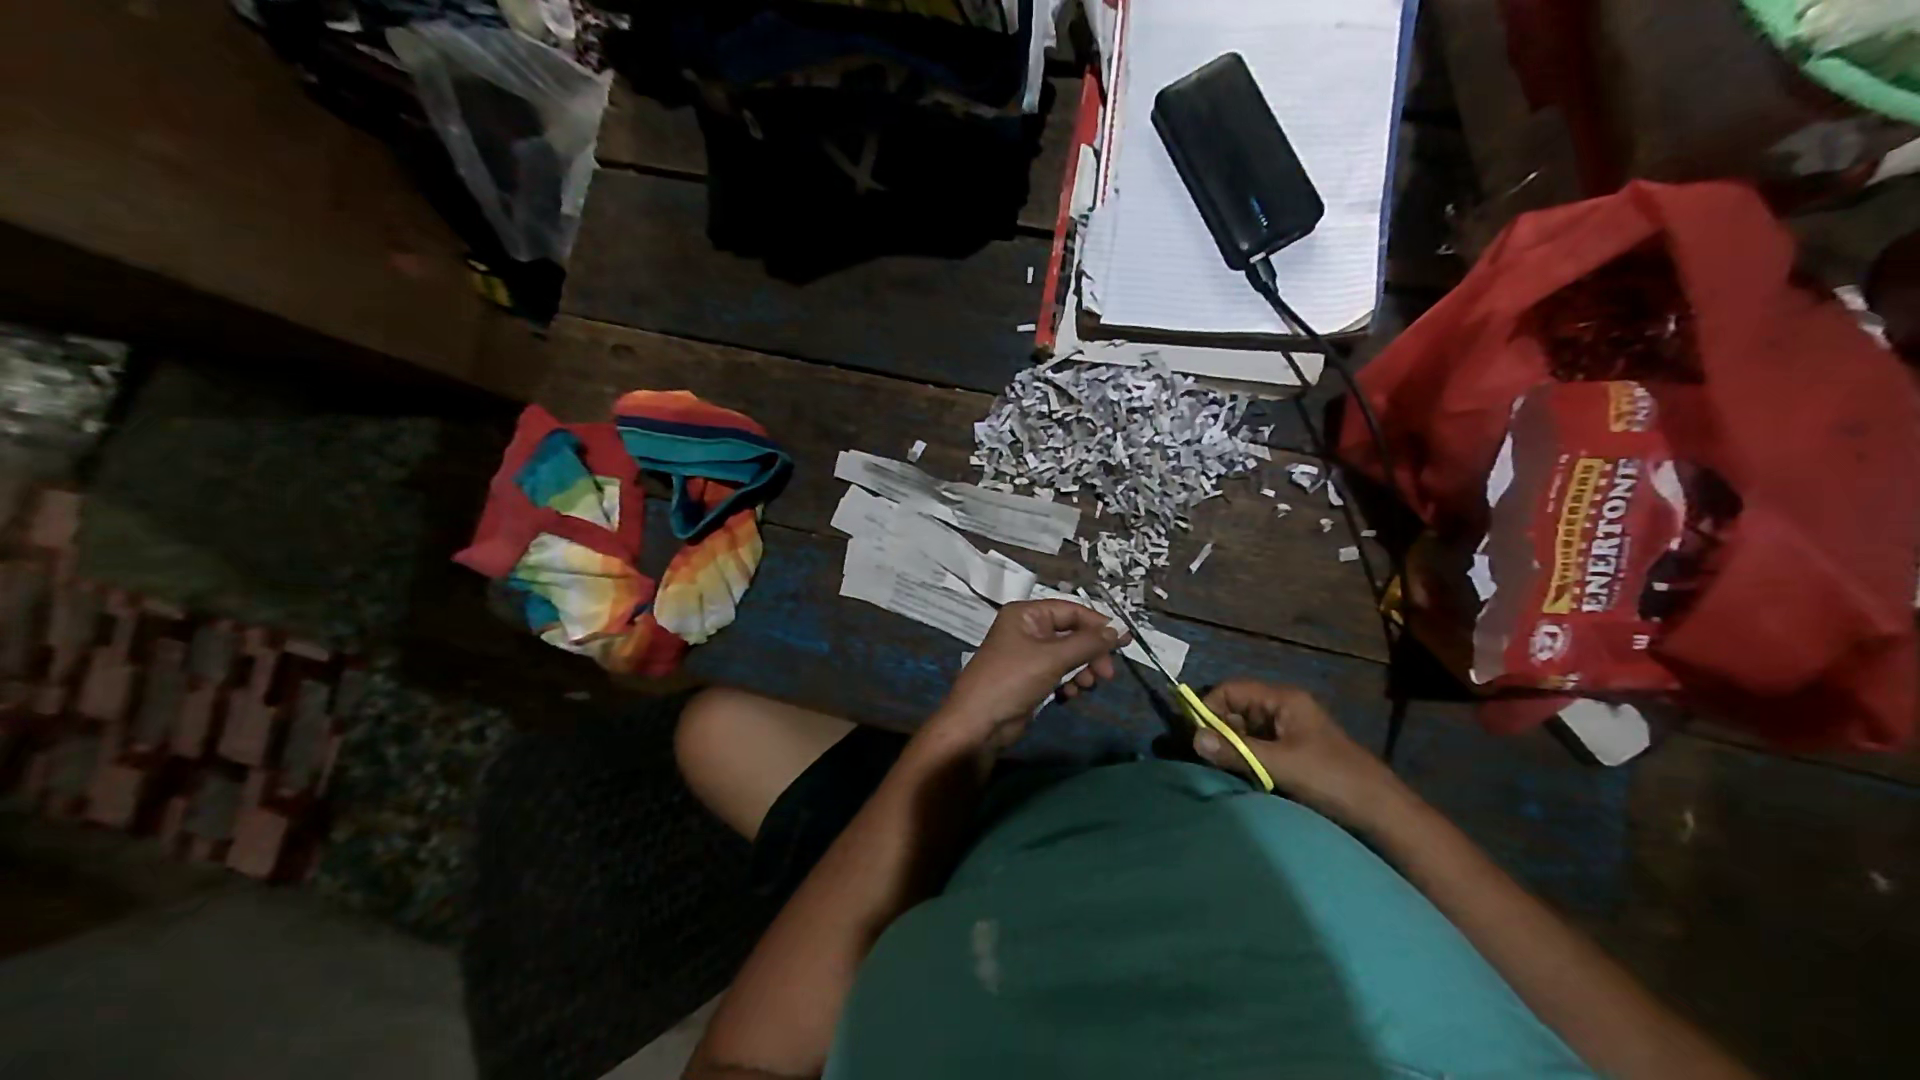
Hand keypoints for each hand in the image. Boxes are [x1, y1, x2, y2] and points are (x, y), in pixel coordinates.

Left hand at [927, 599, 1127, 753]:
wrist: (979, 723)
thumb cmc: (1012, 680)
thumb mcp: (1052, 658)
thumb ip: (1087, 643)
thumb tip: (1117, 630)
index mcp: (1026, 614)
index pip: (1071, 610)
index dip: (1098, 624)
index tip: (1125, 640)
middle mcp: (1027, 629)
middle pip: (1072, 634)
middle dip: (1091, 653)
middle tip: (1107, 673)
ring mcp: (1028, 655)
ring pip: (1068, 656)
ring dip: (1082, 669)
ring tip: (1087, 685)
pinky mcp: (1030, 678)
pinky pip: (1059, 673)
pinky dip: (1069, 682)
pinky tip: (1071, 694)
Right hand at [1191, 680, 1411, 829]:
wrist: (1382, 812)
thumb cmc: (1332, 779)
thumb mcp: (1280, 764)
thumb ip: (1236, 751)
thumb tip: (1193, 738)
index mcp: (1283, 699)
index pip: (1231, 689)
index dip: (1210, 707)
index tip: (1198, 736)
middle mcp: (1284, 708)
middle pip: (1236, 707)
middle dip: (1220, 729)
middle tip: (1210, 755)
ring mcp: (1289, 730)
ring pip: (1245, 729)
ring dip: (1233, 746)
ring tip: (1226, 767)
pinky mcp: (1293, 751)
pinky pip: (1258, 746)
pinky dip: (1246, 757)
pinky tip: (1244, 774)